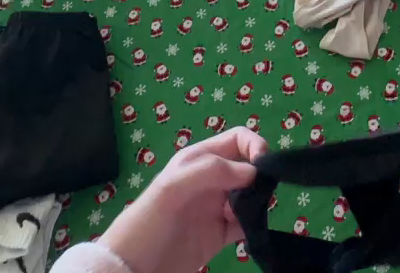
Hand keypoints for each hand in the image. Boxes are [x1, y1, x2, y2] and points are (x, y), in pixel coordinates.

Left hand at [100, 127, 267, 272]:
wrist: (134, 268)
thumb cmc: (149, 221)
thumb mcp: (173, 187)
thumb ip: (211, 171)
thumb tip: (253, 171)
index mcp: (199, 159)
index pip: (237, 139)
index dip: (255, 146)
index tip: (265, 166)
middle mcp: (211, 179)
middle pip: (247, 166)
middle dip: (259, 175)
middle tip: (259, 195)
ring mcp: (216, 207)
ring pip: (249, 194)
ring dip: (257, 200)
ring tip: (246, 215)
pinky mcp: (220, 235)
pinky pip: (246, 223)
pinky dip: (254, 224)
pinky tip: (251, 230)